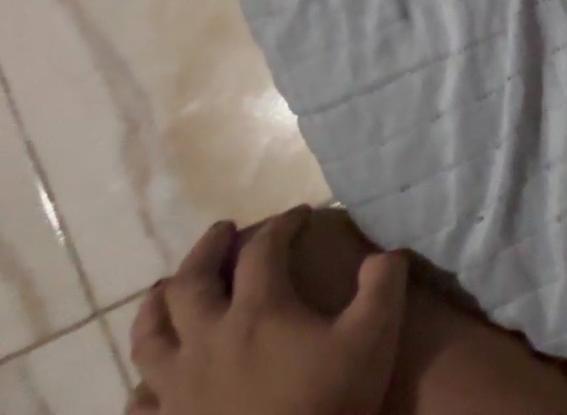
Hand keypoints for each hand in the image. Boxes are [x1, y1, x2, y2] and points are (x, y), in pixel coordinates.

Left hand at [128, 206, 408, 414]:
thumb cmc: (333, 394)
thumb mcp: (376, 331)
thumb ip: (384, 282)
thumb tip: (383, 253)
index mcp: (259, 311)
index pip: (263, 251)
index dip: (282, 225)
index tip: (301, 213)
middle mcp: (208, 338)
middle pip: (191, 284)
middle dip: (207, 249)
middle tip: (223, 229)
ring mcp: (178, 385)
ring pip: (149, 335)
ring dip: (158, 303)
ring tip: (167, 287)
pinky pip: (140, 397)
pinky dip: (145, 376)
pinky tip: (152, 376)